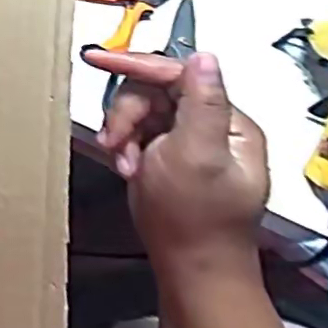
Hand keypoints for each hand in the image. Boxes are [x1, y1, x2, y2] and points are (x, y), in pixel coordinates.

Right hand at [83, 48, 269, 278]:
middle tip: (114, 138)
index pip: (177, 73)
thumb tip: (205, 57)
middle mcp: (210, 123)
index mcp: (228, 121)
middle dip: (127, 112)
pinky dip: (123, 143)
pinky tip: (125, 164)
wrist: (189, 270)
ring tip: (121, 158)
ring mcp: (187, 137)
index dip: (136, 64)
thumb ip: (202, 103)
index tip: (98, 58)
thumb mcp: (198, 156)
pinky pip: (134, 126)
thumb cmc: (197, 221)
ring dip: (122, 130)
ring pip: (139, 106)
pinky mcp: (165, 149)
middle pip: (152, 89)